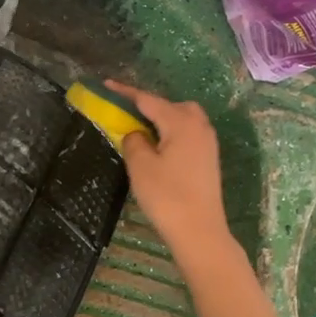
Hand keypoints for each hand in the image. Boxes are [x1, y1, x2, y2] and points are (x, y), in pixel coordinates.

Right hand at [106, 80, 232, 252]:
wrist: (200, 231)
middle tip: (127, 114)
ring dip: (162, 120)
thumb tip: (137, 133)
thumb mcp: (140, 167)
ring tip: (141, 132)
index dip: (125, 93)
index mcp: (181, 122)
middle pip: (170, 105)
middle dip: (148, 106)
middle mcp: (198, 126)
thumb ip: (134, 141)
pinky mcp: (209, 158)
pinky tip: (159, 148)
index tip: (106, 85)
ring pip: (182, 119)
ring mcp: (207, 142)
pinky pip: (188, 134)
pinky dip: (171, 133)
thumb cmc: (167, 197)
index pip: (148, 100)